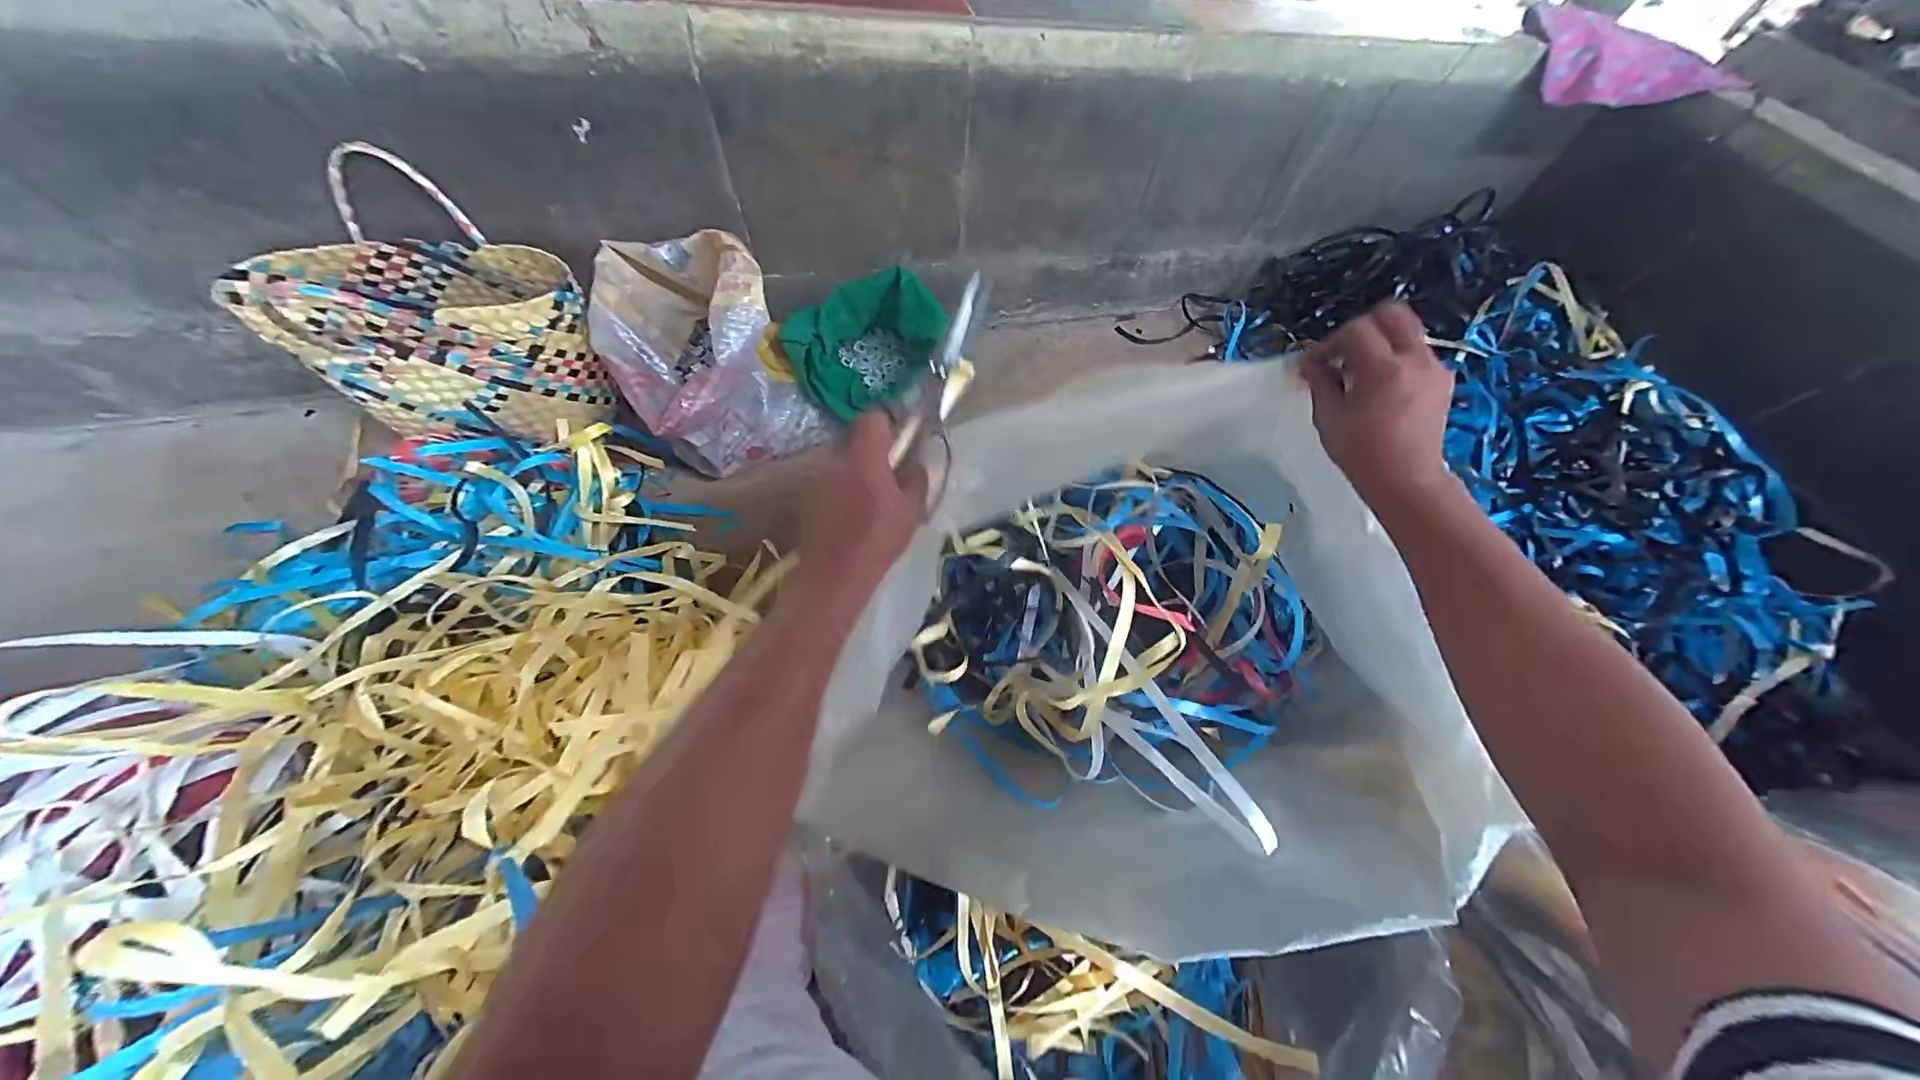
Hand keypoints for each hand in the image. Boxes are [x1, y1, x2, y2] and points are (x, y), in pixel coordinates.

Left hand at [795, 410, 927, 598]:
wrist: (835, 573)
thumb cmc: (878, 540)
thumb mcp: (911, 511)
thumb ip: (917, 479)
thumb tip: (914, 464)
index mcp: (864, 457)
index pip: (873, 417)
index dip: (887, 423)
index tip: (897, 440)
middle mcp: (835, 459)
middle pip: (854, 440)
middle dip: (870, 453)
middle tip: (886, 477)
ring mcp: (816, 476)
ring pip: (839, 462)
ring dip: (852, 472)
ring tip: (865, 500)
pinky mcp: (805, 495)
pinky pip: (826, 481)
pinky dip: (837, 489)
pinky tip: (846, 514)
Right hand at [1300, 302, 1457, 504]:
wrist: (1406, 480)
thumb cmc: (1361, 453)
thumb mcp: (1329, 417)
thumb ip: (1320, 381)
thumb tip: (1310, 362)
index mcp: (1384, 370)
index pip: (1356, 330)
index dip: (1330, 343)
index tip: (1316, 363)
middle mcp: (1416, 360)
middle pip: (1392, 314)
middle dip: (1363, 327)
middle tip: (1343, 353)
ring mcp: (1434, 369)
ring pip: (1406, 333)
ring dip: (1380, 344)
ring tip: (1360, 374)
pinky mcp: (1443, 380)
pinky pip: (1417, 354)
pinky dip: (1396, 360)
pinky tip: (1380, 387)